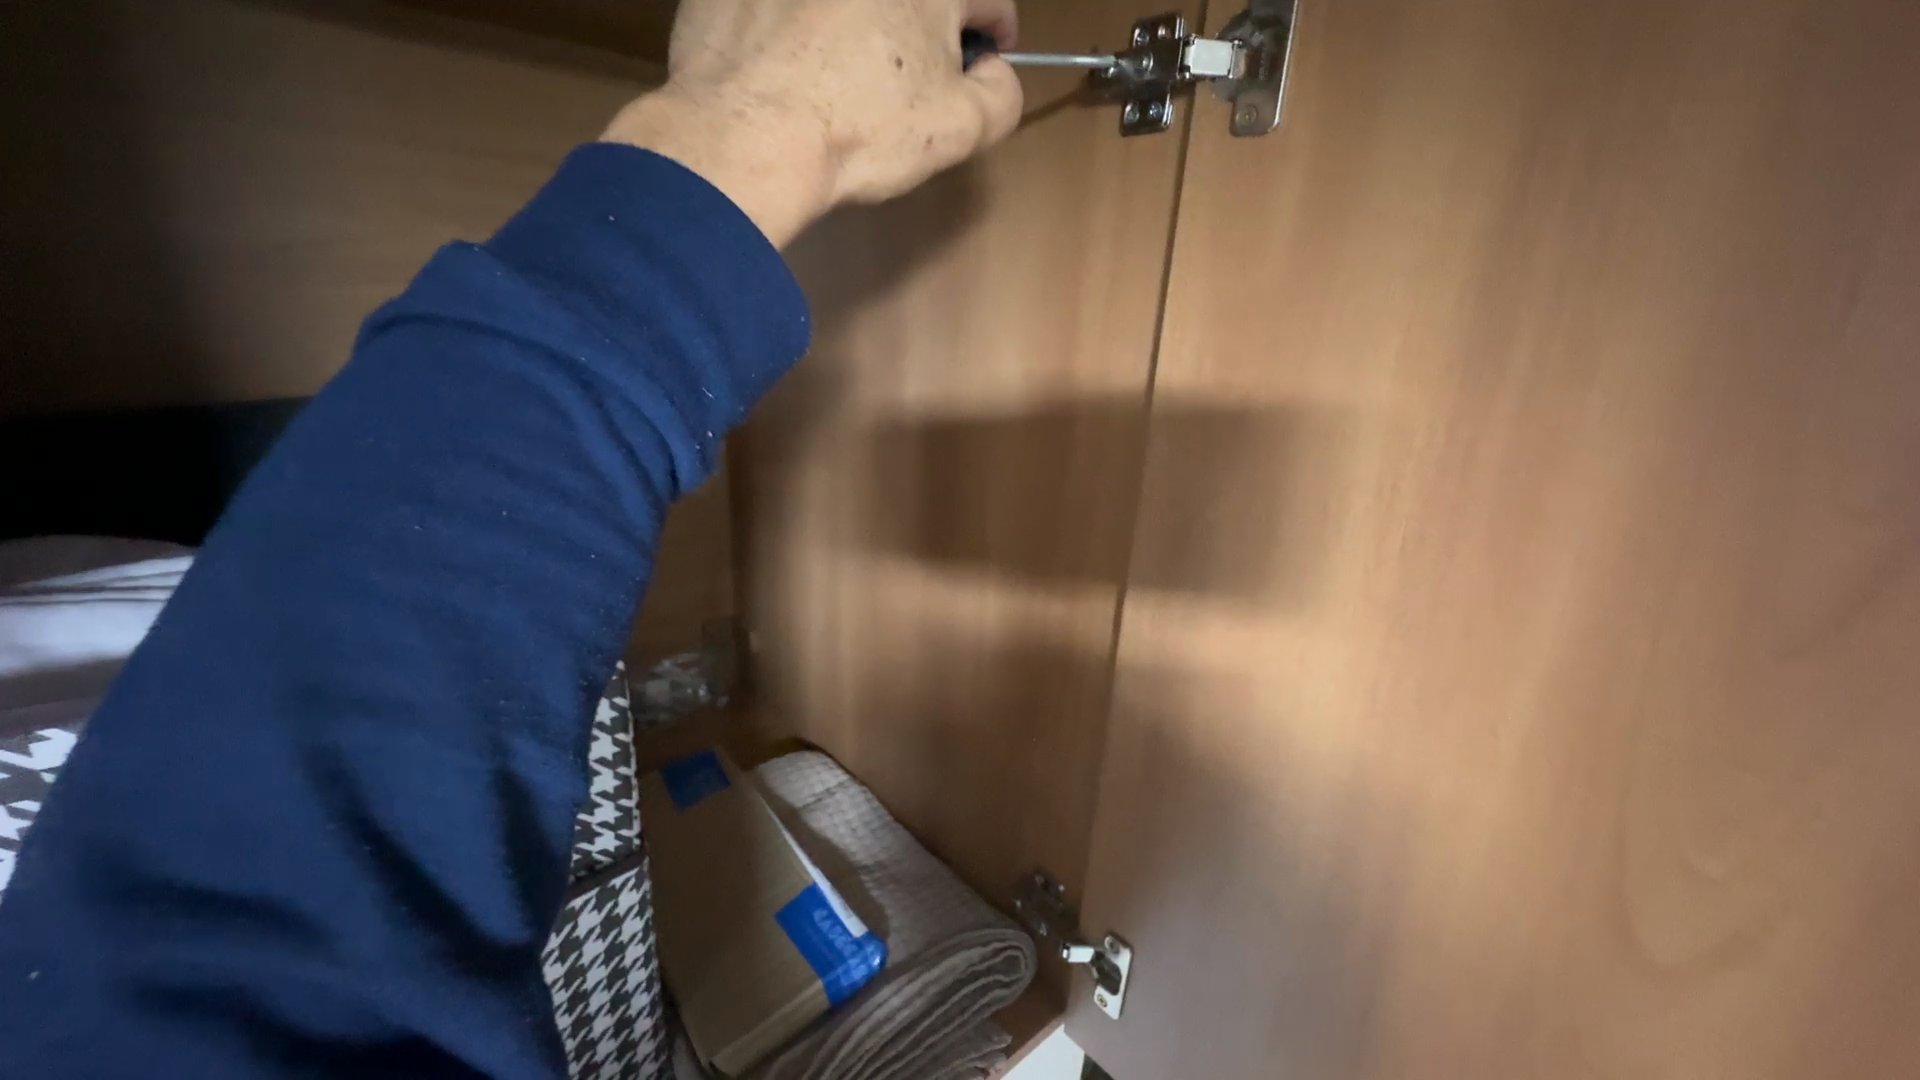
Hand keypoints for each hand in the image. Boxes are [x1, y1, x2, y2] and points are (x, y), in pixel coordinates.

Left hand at [603, 0, 1023, 246]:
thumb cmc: (863, 130)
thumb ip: (1000, 96)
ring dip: (858, 24)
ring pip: (848, 6)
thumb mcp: (959, 129)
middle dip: (921, 29)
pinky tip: (790, 69)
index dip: (995, 33)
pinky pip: (788, 9)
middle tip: (908, 79)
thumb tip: (992, 75)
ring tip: (842, 76)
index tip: (985, 59)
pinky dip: (797, 25)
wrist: (746, 136)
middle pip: (913, 0)